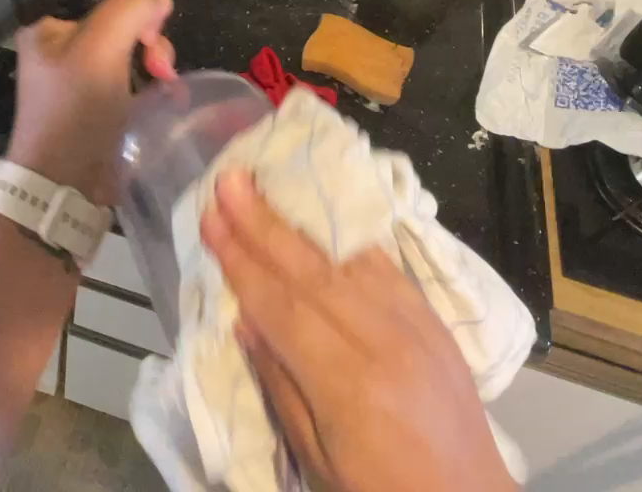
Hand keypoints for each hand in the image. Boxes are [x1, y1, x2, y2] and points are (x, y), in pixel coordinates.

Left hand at [6, 0, 176, 206]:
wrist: (64, 186)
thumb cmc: (76, 112)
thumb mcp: (100, 48)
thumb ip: (130, 10)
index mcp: (49, 29)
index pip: (108, 2)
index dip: (138, 16)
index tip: (151, 42)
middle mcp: (60, 52)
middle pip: (123, 28)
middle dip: (150, 44)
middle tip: (160, 69)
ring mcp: (78, 83)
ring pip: (132, 55)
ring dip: (156, 66)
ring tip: (166, 87)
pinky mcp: (96, 110)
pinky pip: (132, 83)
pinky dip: (153, 87)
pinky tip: (168, 97)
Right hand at [202, 171, 516, 491]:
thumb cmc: (381, 491)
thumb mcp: (318, 458)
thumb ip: (280, 383)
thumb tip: (246, 319)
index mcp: (348, 384)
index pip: (282, 306)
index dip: (241, 261)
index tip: (210, 221)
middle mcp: (382, 339)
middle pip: (311, 269)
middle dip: (262, 222)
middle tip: (229, 181)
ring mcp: (414, 322)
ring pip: (346, 256)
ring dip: (298, 217)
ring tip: (263, 185)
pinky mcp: (432, 316)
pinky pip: (383, 264)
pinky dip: (345, 236)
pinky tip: (319, 213)